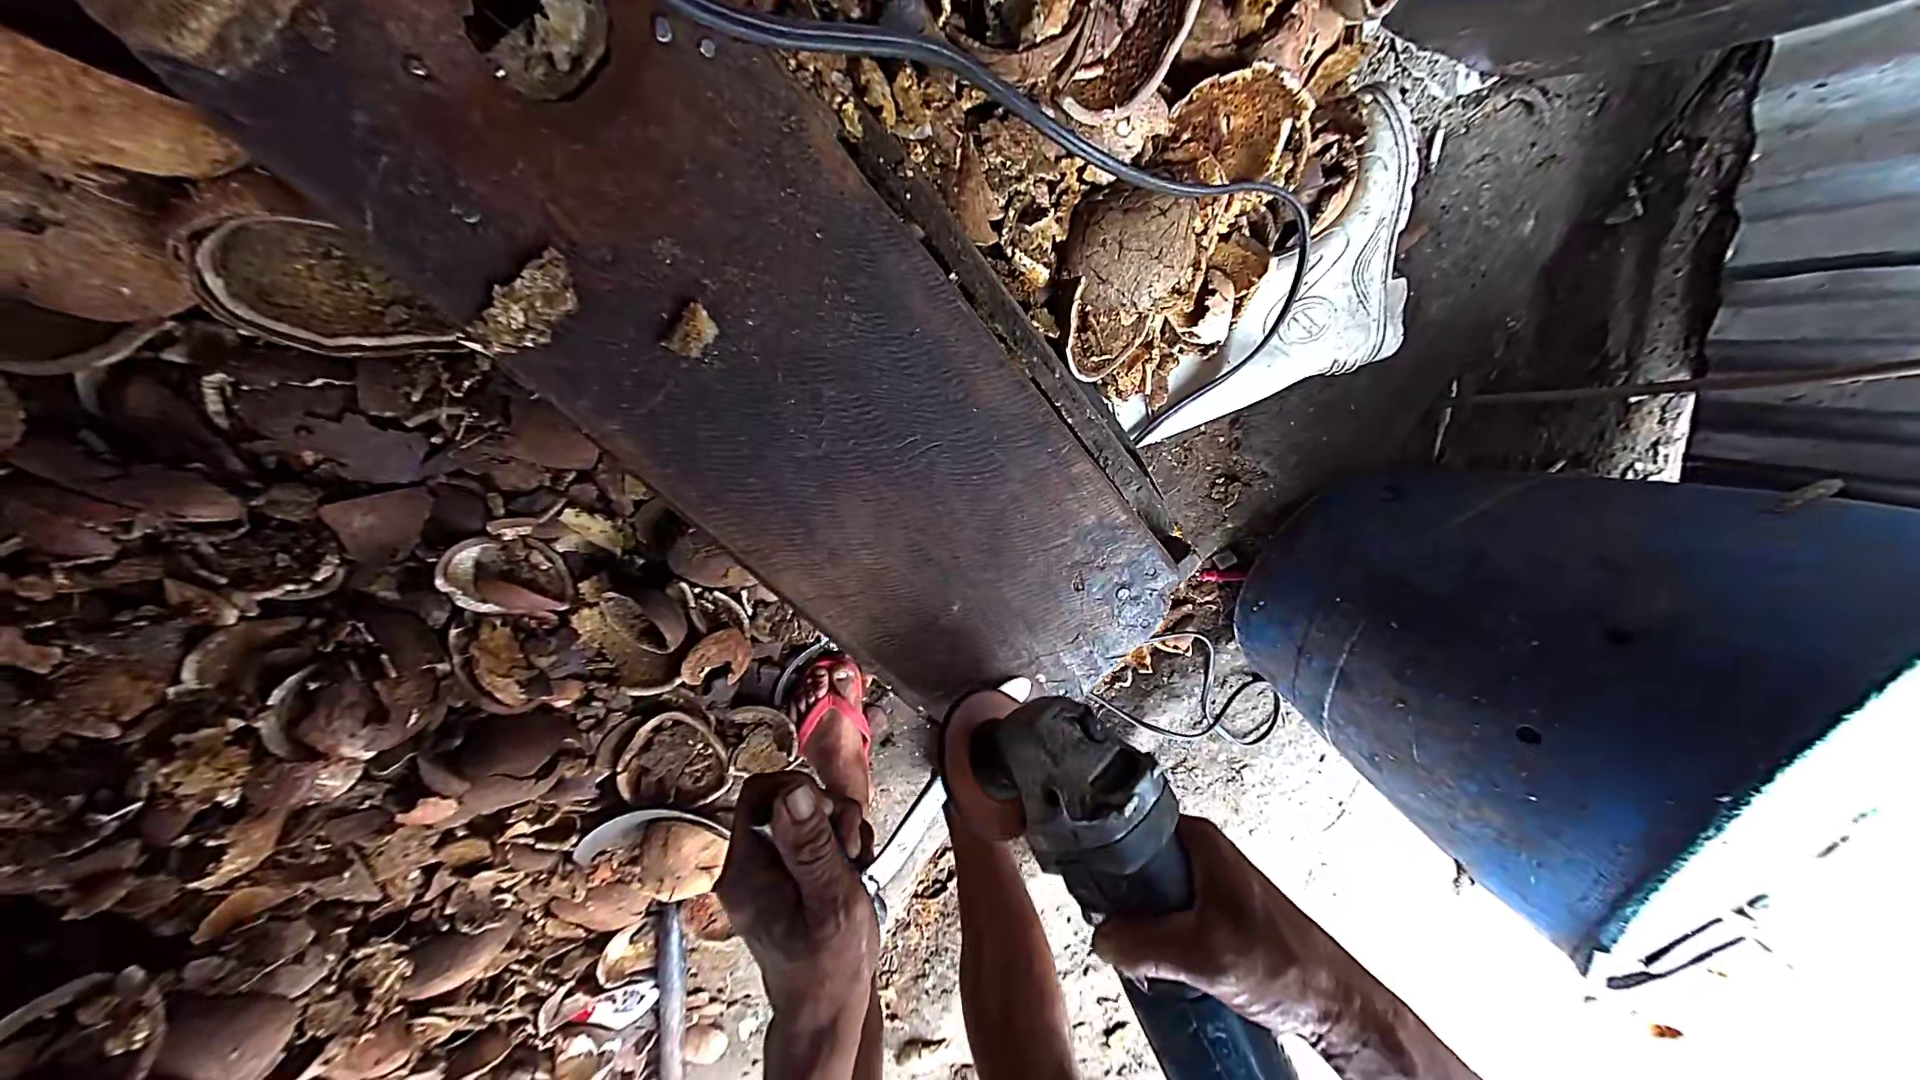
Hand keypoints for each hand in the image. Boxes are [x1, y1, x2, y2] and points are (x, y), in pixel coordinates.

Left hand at [717, 773, 877, 1079]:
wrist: (830, 1006)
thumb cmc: (829, 967)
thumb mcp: (829, 901)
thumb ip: (812, 845)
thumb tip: (794, 792)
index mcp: (746, 868)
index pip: (760, 792)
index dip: (798, 791)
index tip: (828, 814)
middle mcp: (753, 862)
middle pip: (790, 798)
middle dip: (829, 812)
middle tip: (848, 845)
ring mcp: (773, 866)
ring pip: (810, 813)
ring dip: (843, 828)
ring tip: (854, 863)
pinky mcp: (793, 871)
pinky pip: (819, 833)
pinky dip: (844, 842)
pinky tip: (854, 869)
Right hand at [1092, 817, 1477, 1079]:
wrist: (1334, 1006)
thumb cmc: (1288, 966)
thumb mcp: (1204, 954)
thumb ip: (1144, 943)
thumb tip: (1101, 939)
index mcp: (1196, 838)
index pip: (1127, 825)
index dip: (1102, 853)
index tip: (1084, 880)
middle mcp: (1197, 851)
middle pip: (1131, 863)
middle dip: (1119, 898)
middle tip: (1112, 926)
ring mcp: (1201, 881)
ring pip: (1145, 894)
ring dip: (1136, 922)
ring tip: (1136, 948)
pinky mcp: (1206, 910)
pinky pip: (1161, 914)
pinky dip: (1151, 936)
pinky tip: (1156, 961)